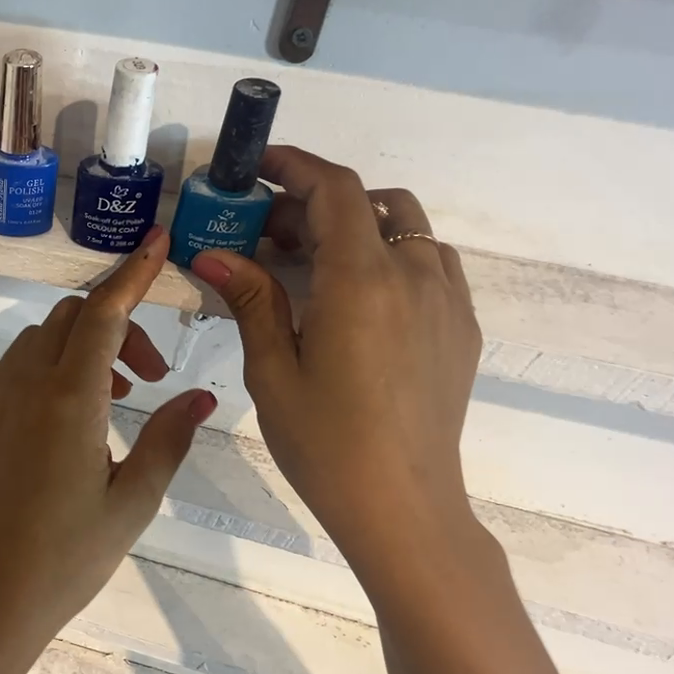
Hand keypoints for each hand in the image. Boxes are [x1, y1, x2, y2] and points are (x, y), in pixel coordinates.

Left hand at [0, 226, 218, 664]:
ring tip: (113, 401)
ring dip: (82, 348)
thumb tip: (201, 396)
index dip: (133, 272)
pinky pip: (14, 365)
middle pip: (73, 317)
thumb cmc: (68, 556)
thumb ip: (169, 438)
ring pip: (41, 339)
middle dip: (118, 325)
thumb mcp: (134, 501)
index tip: (159, 243)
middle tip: (149, 378)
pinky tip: (68, 416)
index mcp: (69, 399)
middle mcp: (24, 384)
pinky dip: (48, 366)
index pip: (105, 312)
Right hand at [190, 147, 483, 577]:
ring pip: (406, 229)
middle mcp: (414, 276)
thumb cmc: (325, 442)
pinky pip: (429, 264)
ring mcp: (447, 301)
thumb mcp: (273, 370)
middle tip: (262, 234)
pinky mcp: (460, 328)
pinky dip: (388, 255)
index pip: (335, 191)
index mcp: (362, 281)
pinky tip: (354, 298)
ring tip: (307, 265)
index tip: (257, 168)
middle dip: (313, 203)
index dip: (295, 166)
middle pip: (370, 203)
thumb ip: (252, 299)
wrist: (403, 506)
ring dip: (355, 226)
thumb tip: (213, 253)